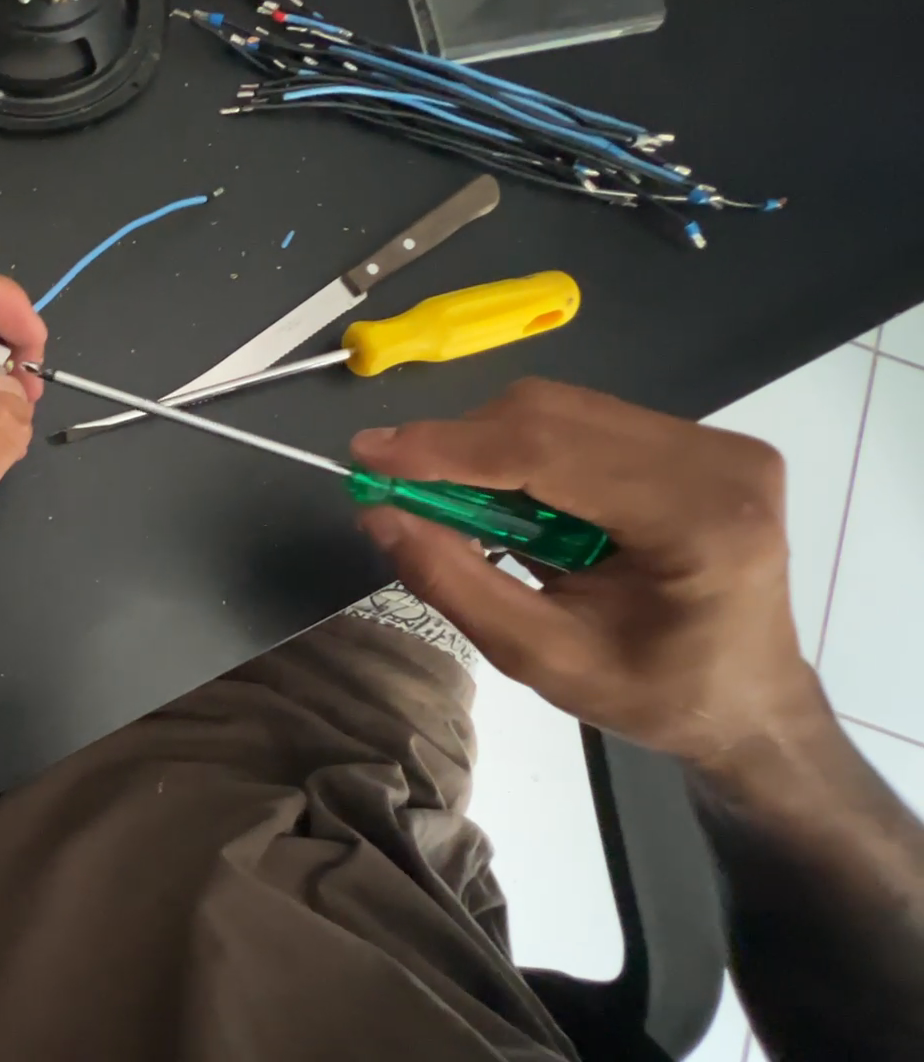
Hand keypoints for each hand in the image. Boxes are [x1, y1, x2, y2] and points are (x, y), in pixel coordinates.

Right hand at [349, 378, 830, 770]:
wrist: (742, 700)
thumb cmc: (646, 692)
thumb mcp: (534, 654)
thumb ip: (452, 580)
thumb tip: (377, 514)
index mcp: (698, 520)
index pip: (546, 452)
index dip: (445, 446)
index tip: (365, 452)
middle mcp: (715, 461)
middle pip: (547, 414)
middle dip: (454, 445)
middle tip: (391, 486)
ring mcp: (710, 444)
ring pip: (554, 408)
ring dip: (479, 447)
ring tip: (448, 503)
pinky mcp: (689, 442)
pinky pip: (571, 419)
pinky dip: (510, 450)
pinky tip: (498, 497)